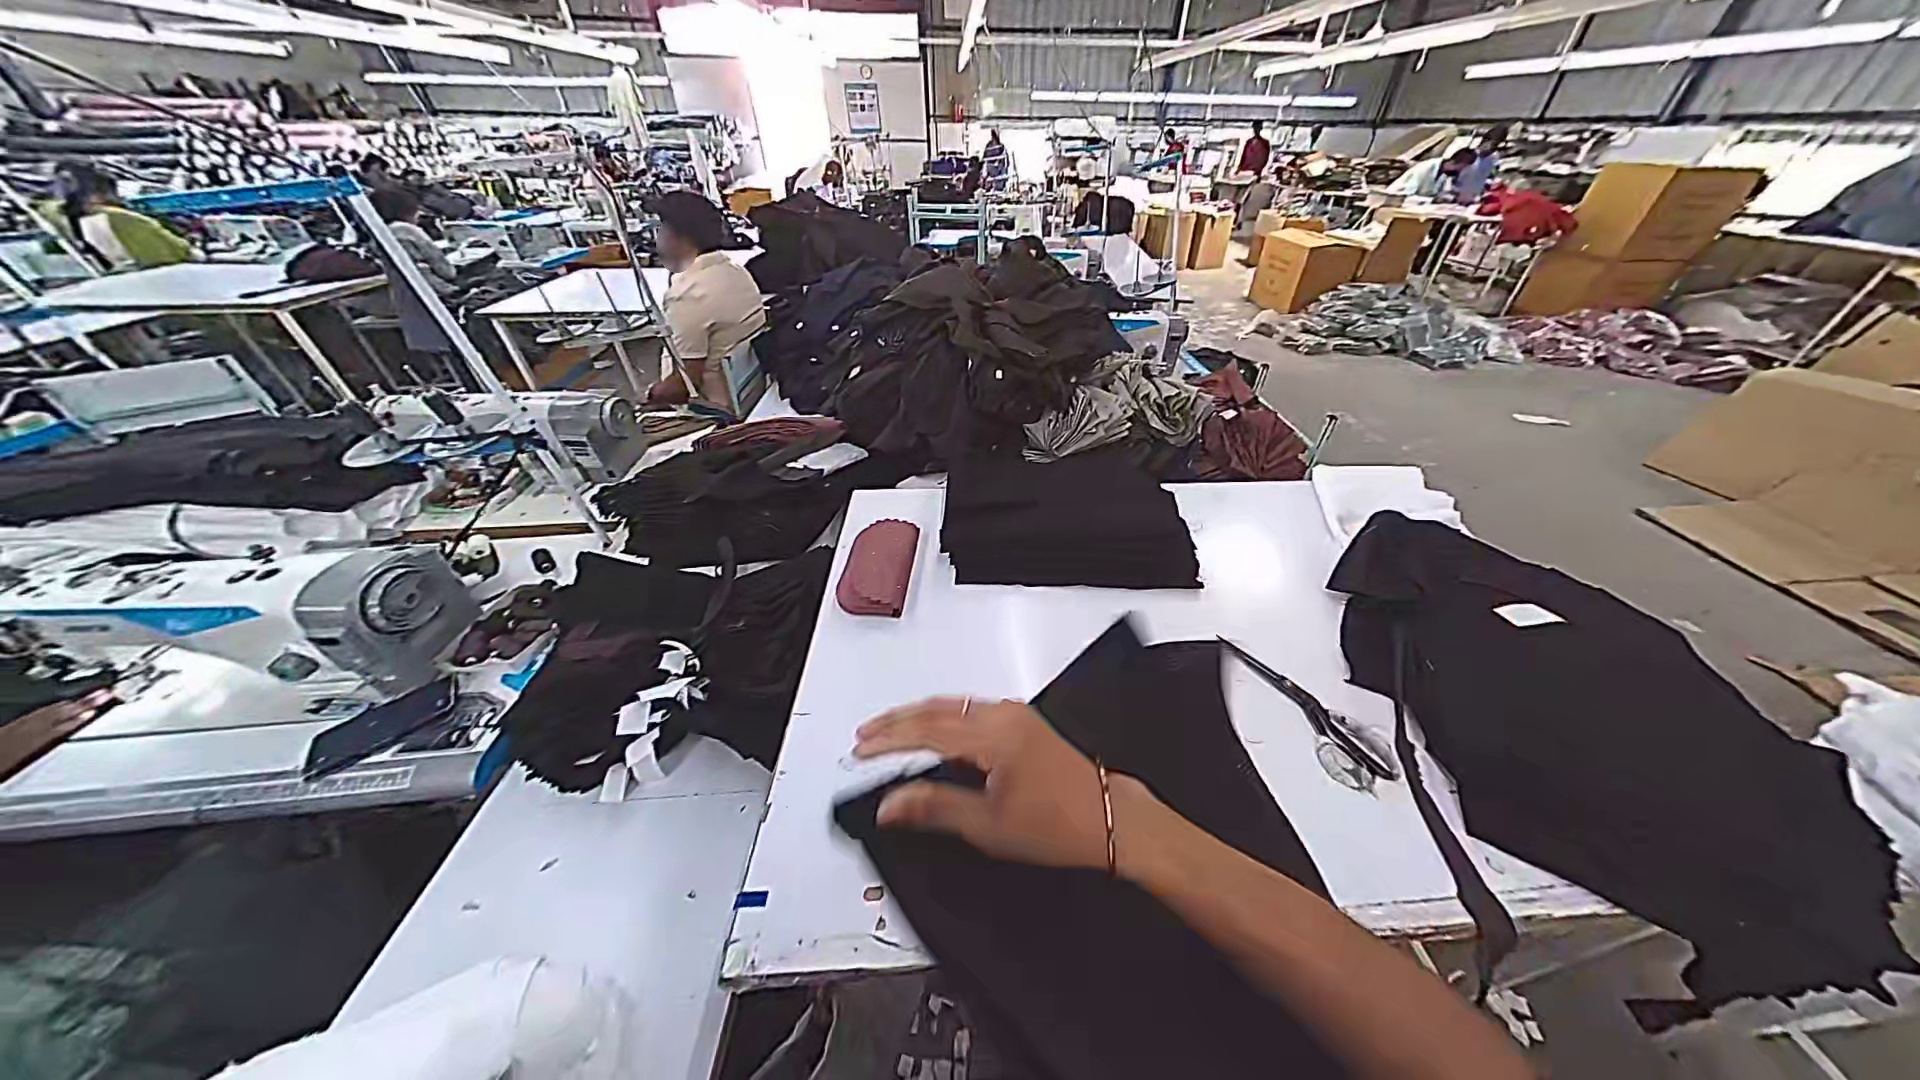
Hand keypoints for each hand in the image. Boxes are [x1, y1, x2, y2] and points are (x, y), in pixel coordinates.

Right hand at [854, 696, 1155, 872]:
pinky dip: (941, 716)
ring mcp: (1014, 715)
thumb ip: (934, 808)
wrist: (1108, 818)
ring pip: (951, 705)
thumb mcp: (988, 826)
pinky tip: (930, 729)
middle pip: (935, 709)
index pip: (926, 729)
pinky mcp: (1020, 720)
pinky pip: (970, 708)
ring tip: (888, 730)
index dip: (888, 739)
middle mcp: (1005, 716)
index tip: (862, 750)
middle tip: (865, 736)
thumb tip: (892, 805)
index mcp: (995, 737)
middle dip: (895, 721)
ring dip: (917, 715)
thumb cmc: (1062, 824)